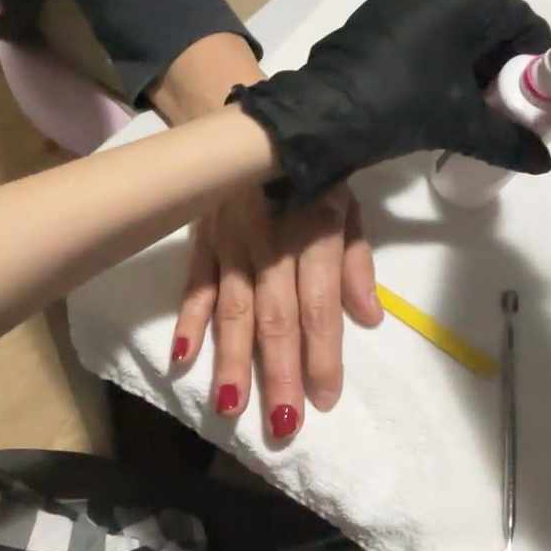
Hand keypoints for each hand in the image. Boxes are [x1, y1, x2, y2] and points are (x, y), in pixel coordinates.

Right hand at [172, 185, 382, 437]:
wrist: (255, 125)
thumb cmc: (313, 172)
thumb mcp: (347, 206)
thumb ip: (356, 263)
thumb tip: (369, 320)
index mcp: (314, 235)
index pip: (319, 306)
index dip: (322, 354)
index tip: (324, 400)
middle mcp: (271, 244)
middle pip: (275, 317)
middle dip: (279, 371)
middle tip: (282, 424)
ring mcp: (230, 244)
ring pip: (232, 309)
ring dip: (231, 359)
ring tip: (231, 407)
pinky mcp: (201, 242)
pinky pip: (193, 286)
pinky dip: (187, 321)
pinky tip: (181, 359)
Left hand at [233, 0, 550, 211]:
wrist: (323, 113)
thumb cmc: (401, 108)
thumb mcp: (461, 126)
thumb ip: (508, 141)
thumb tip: (541, 163)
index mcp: (466, 1)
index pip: (522, 20)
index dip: (535, 58)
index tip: (537, 94)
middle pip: (487, 21)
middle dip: (501, 62)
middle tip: (504, 103)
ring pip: (452, 26)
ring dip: (468, 59)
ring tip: (470, 102)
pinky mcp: (374, 14)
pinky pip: (422, 29)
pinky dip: (437, 55)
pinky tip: (433, 90)